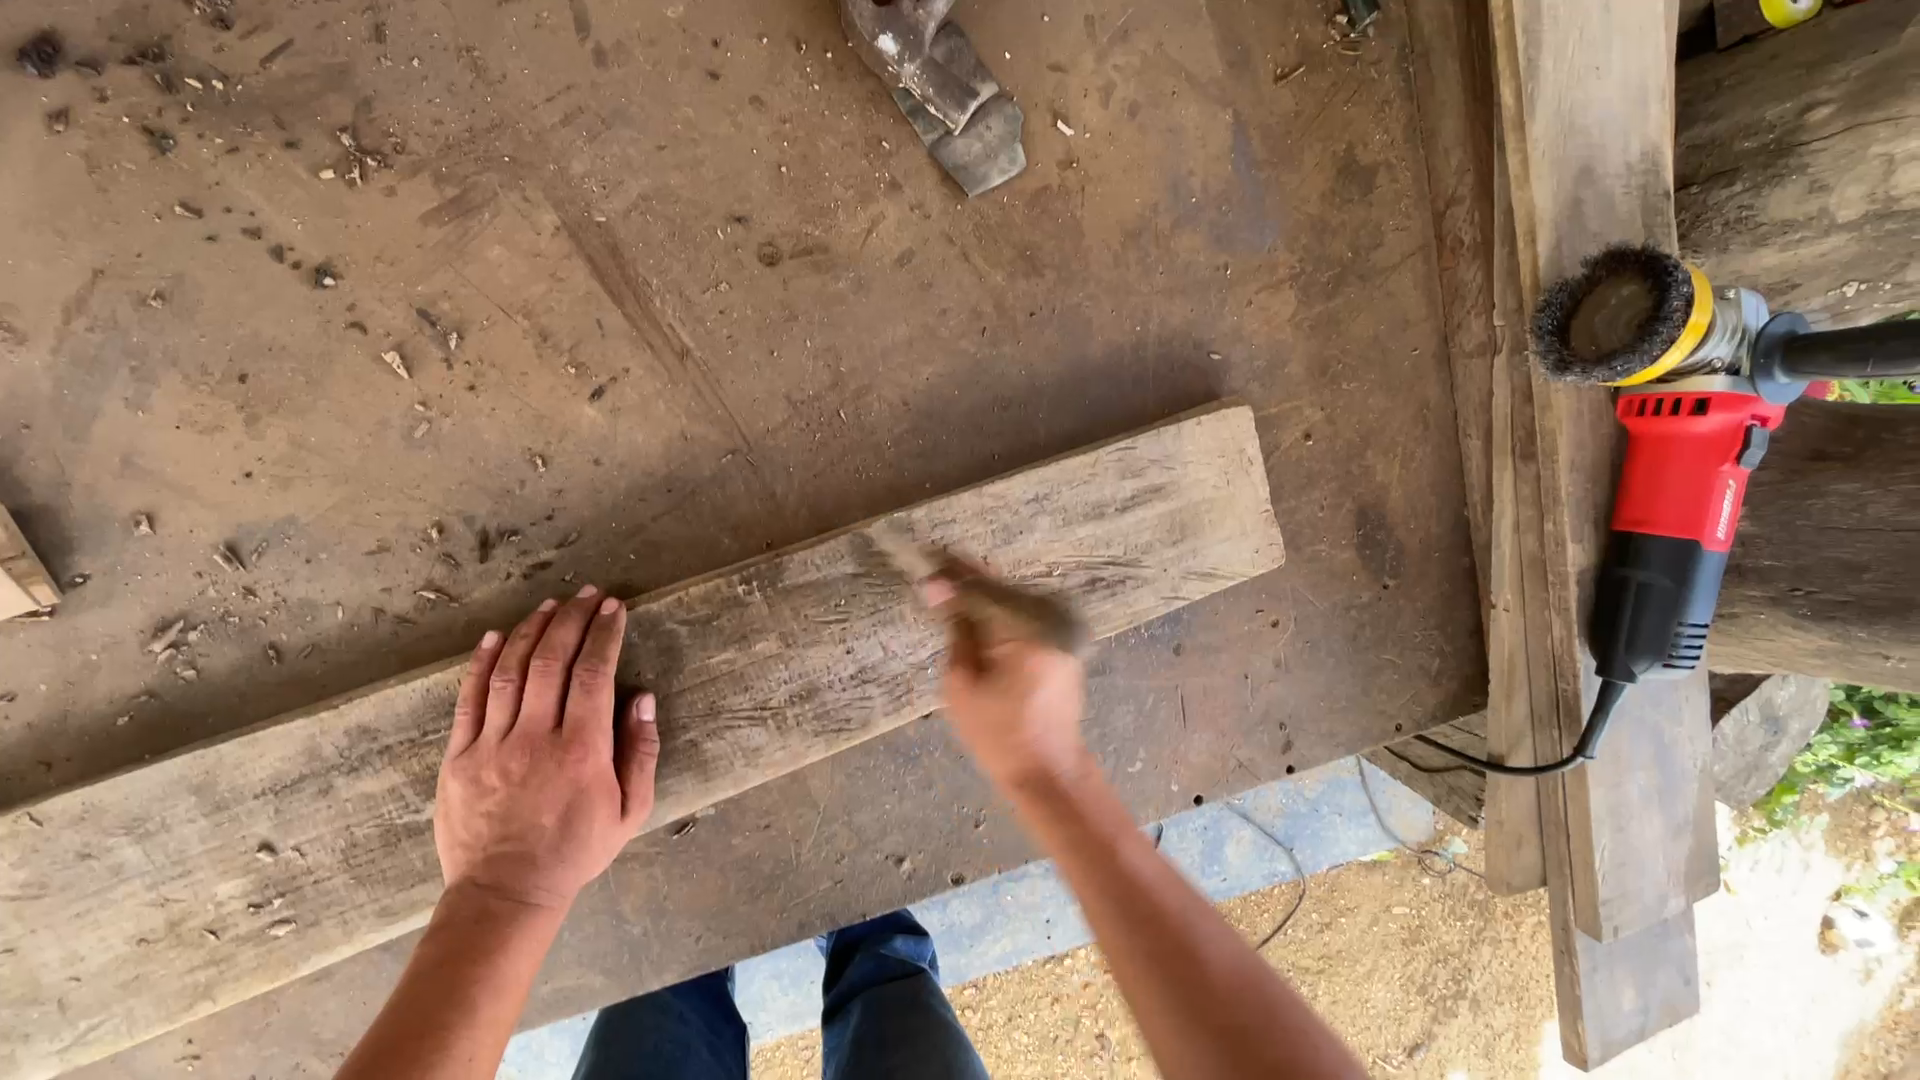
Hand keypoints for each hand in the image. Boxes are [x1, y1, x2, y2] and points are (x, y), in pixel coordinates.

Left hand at [434, 585, 659, 910]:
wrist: (506, 892)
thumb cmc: (577, 850)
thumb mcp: (632, 810)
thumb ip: (642, 753)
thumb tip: (644, 699)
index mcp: (582, 750)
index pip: (594, 674)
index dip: (605, 634)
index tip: (616, 608)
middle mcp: (536, 738)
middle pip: (552, 661)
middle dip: (573, 620)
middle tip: (589, 594)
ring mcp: (492, 745)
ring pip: (511, 671)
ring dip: (532, 631)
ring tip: (550, 605)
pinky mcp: (459, 756)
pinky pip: (469, 698)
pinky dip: (482, 662)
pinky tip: (495, 636)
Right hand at [928, 575, 1089, 792]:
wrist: (1049, 771)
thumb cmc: (998, 735)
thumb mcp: (961, 684)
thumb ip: (955, 630)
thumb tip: (937, 587)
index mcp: (1026, 628)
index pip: (981, 590)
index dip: (951, 577)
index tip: (926, 563)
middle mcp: (1051, 620)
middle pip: (1001, 589)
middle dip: (968, 582)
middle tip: (935, 572)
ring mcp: (1064, 630)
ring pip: (1015, 600)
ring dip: (985, 596)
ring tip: (950, 590)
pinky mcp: (1065, 642)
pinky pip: (1028, 616)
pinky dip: (1003, 613)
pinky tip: (978, 614)